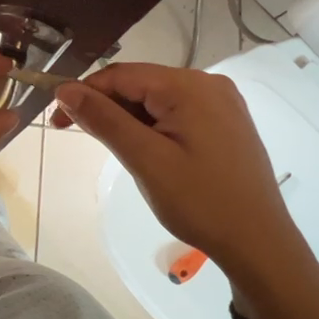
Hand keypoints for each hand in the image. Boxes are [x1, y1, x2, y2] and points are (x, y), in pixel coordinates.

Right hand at [52, 63, 318, 318]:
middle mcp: (208, 84)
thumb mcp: (145, 159)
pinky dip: (151, 126)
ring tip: (114, 149)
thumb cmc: (200, 201)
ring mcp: (221, 103)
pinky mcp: (226, 123)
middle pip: (139, 84)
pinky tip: (144, 150)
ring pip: (156, 99)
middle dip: (105, 106)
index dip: (84, 92)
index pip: (121, 75)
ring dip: (127, 118)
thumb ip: (104, 120)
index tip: (58, 121)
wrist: (260, 244)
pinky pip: (176, 112)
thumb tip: (65, 89)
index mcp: (189, 86)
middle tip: (78, 136)